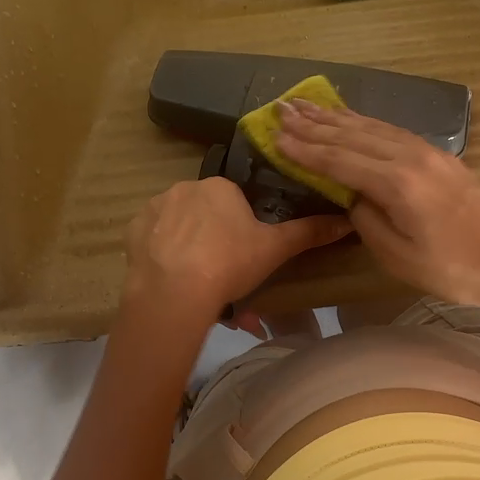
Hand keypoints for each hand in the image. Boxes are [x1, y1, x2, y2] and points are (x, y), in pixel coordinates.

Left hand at [124, 177, 351, 324]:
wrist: (173, 294)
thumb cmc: (229, 264)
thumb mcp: (275, 249)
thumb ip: (309, 232)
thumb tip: (347, 220)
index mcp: (220, 186)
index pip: (234, 199)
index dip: (241, 226)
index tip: (245, 253)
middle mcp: (185, 187)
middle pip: (205, 211)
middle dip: (214, 238)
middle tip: (224, 273)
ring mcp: (155, 207)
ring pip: (177, 225)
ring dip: (187, 246)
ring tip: (197, 283)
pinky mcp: (132, 230)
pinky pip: (151, 238)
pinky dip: (161, 253)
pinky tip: (171, 277)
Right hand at [275, 102, 479, 310]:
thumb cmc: (453, 270)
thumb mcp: (398, 257)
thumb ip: (367, 221)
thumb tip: (352, 196)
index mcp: (398, 185)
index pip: (340, 161)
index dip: (306, 149)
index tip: (276, 135)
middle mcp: (410, 158)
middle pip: (353, 136)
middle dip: (314, 124)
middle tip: (281, 109)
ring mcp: (428, 152)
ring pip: (373, 127)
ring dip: (336, 117)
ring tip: (306, 106)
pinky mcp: (439, 155)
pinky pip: (392, 131)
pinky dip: (365, 122)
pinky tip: (351, 118)